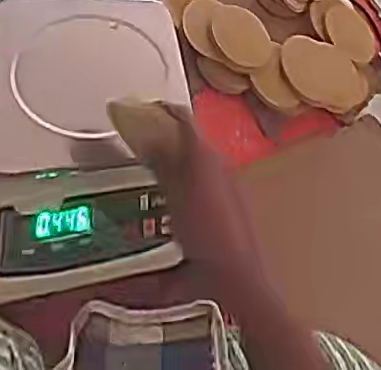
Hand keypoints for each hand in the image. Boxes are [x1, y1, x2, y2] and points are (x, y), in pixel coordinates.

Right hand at [108, 100, 262, 291]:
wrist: (236, 273)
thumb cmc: (205, 233)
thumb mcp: (174, 197)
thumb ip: (162, 164)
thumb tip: (151, 139)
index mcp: (205, 154)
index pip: (183, 118)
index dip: (164, 109)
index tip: (145, 107)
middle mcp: (218, 161)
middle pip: (189, 136)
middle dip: (167, 133)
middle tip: (144, 137)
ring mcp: (225, 180)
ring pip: (195, 156)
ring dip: (174, 155)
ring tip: (152, 165)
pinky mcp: (228, 198)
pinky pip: (201, 174)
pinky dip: (184, 174)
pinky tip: (171, 194)